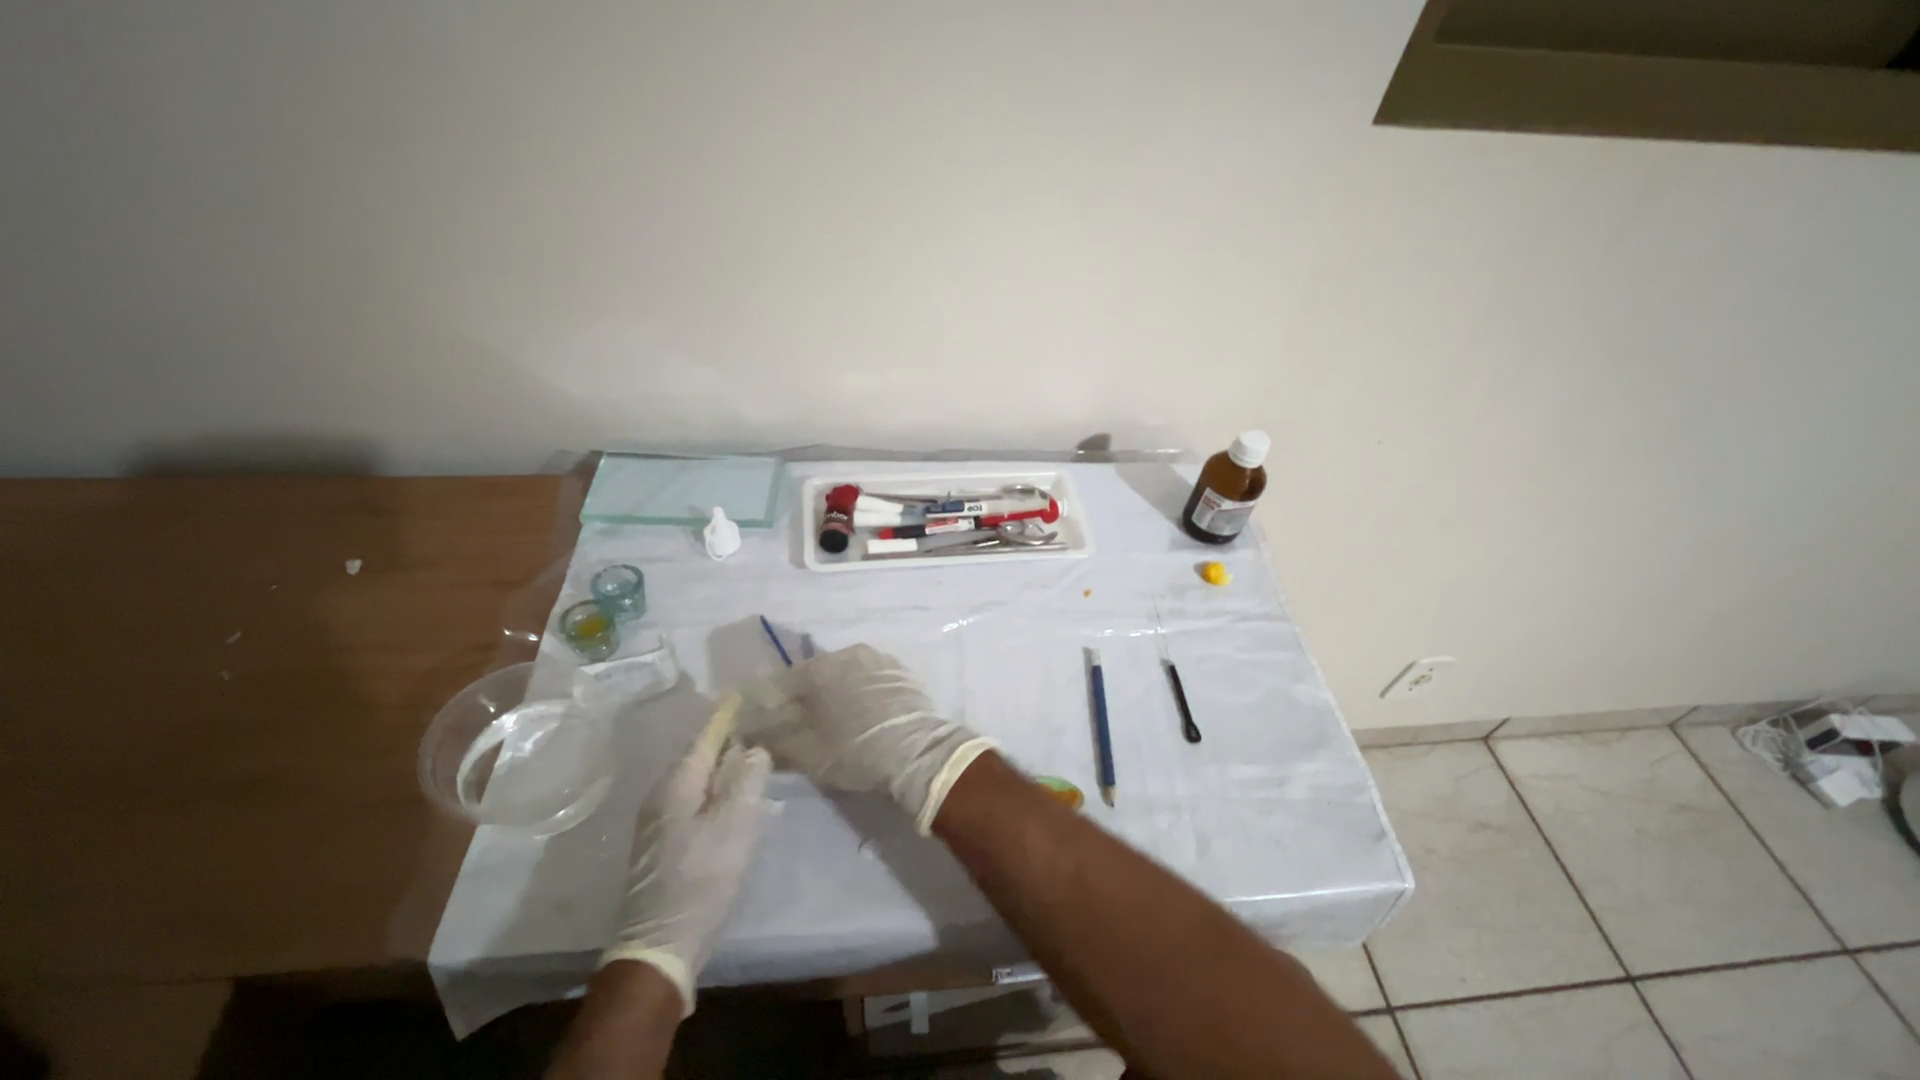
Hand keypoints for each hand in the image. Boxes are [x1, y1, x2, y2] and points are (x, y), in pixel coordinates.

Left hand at [601, 708, 770, 1016]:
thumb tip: (753, 749)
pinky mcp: (663, 849)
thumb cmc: (699, 881)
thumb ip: (746, 783)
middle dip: (727, 743)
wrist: (658, 947)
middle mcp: (660, 798)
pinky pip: (694, 806)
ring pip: (697, 785)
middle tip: (759, 729)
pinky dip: (716, 796)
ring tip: (754, 763)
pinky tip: (735, 806)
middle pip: (699, 760)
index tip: (742, 696)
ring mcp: (657, 825)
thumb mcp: (733, 828)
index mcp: (676, 786)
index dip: (725, 719)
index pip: (705, 739)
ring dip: (723, 772)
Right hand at [745, 644, 993, 834]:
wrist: (919, 753)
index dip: (773, 706)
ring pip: (845, 676)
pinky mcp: (903, 673)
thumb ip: (774, 739)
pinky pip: (871, 681)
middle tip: (805, 728)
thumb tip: (749, 732)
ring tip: (838, 724)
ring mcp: (879, 660)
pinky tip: (865, 717)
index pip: (782, 683)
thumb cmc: (855, 751)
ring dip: (837, 695)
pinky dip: (862, 695)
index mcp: (819, 668)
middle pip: (816, 676)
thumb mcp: (806, 753)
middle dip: (807, 699)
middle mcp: (847, 653)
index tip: (770, 726)